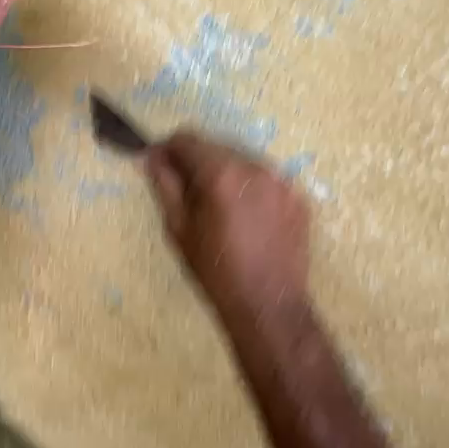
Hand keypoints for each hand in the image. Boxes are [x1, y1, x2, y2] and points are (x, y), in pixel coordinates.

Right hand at [144, 131, 311, 326]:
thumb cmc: (216, 271)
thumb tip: (152, 157)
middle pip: (214, 146)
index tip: (158, 165)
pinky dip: (248, 186)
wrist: (269, 308)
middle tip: (184, 189)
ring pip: (240, 159)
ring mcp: (280, 180)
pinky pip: (263, 178)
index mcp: (221, 173)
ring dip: (222, 171)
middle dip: (195, 161)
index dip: (167, 149)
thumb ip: (164, 185)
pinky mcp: (297, 196)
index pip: (186, 139)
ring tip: (216, 204)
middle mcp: (253, 166)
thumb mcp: (179, 228)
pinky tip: (244, 215)